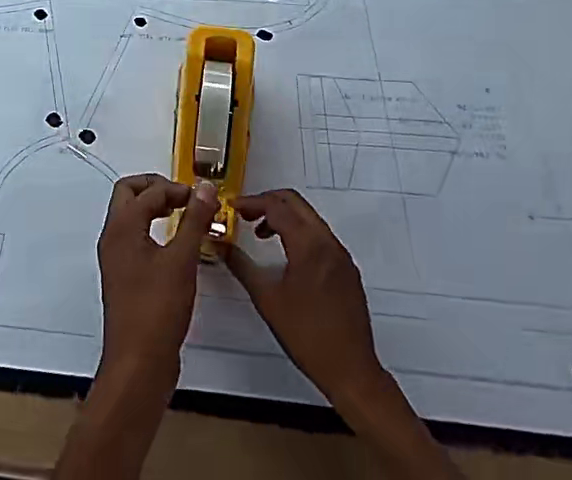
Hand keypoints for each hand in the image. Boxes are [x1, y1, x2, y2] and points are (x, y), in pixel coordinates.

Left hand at [95, 173, 217, 382]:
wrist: (138, 362)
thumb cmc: (156, 310)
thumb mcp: (182, 260)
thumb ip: (194, 220)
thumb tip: (204, 188)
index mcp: (121, 227)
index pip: (148, 192)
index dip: (176, 189)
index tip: (201, 197)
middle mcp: (112, 238)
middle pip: (128, 193)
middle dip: (156, 188)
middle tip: (185, 197)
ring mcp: (115, 258)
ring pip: (129, 216)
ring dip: (154, 208)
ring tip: (184, 215)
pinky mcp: (123, 276)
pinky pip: (134, 238)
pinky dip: (152, 229)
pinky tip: (175, 245)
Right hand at [225, 189, 384, 403]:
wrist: (350, 370)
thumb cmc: (307, 335)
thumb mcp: (266, 298)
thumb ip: (241, 266)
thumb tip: (221, 246)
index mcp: (309, 246)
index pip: (277, 206)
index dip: (252, 203)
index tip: (233, 208)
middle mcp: (328, 243)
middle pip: (296, 203)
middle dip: (268, 202)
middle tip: (245, 214)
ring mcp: (341, 255)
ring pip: (309, 218)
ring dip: (284, 217)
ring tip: (261, 233)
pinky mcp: (347, 268)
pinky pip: (320, 235)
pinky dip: (299, 232)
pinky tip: (285, 252)